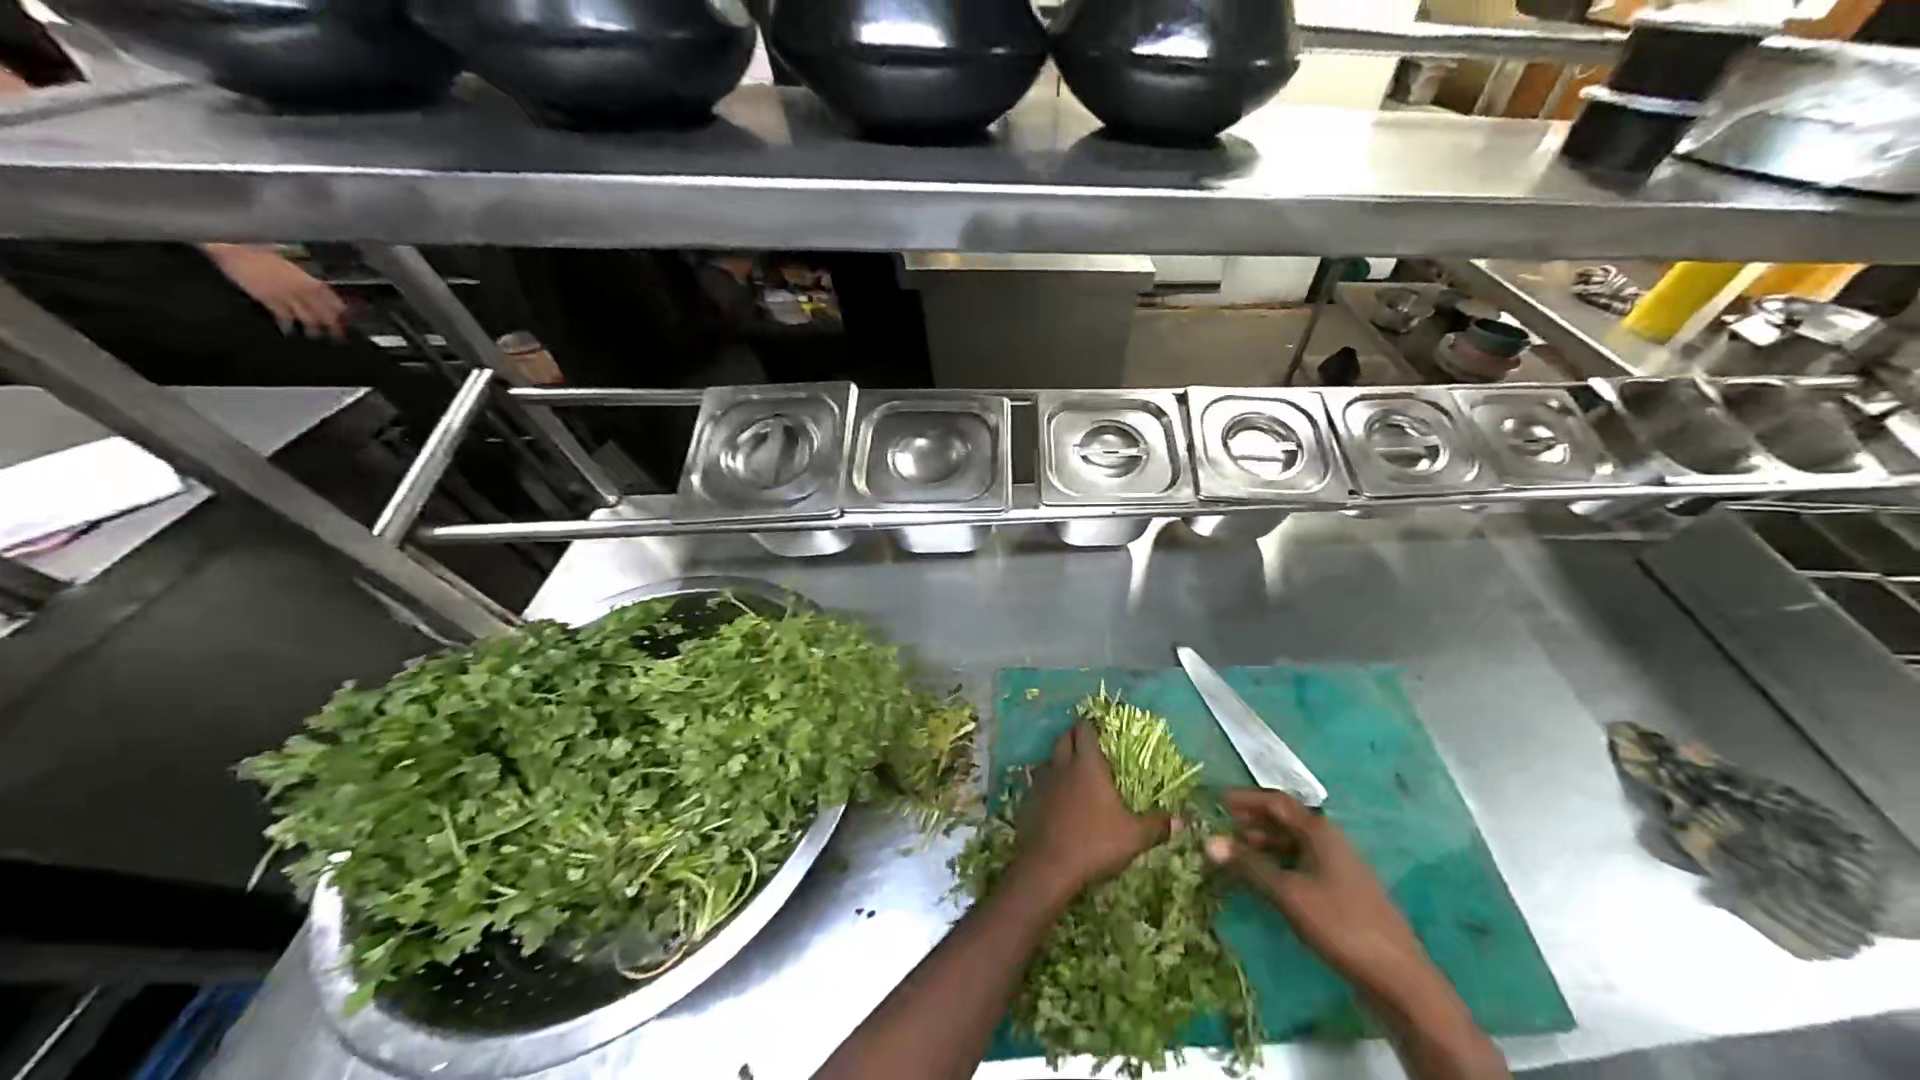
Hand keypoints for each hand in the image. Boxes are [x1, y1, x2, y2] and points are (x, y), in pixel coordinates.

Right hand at [204, 244, 349, 339]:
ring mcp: (289, 296)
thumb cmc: (260, 255)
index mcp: (312, 281)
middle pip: (327, 315)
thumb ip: (305, 280)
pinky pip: (285, 319)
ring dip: (313, 331)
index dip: (342, 316)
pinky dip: (288, 327)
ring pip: (310, 320)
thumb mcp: (292, 267)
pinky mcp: (271, 300)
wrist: (234, 249)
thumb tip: (318, 290)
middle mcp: (305, 290)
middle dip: (334, 328)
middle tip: (337, 338)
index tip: (346, 324)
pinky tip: (288, 332)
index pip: (336, 303)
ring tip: (314, 337)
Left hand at [1011, 720, 1171, 902]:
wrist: (1048, 867)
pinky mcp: (1027, 802)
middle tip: (1086, 744)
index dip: (1090, 725)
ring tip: (1071, 773)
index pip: (1084, 730)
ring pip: (1048, 761)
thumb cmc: (1095, 843)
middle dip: (1073, 737)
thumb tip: (1180, 820)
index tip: (1097, 727)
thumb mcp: (1134, 837)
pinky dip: (1047, 787)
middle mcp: (1061, 766)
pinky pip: (1037, 785)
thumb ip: (1157, 825)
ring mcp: (1040, 783)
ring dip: (1058, 761)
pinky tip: (1054, 801)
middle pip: (1063, 739)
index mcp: (1087, 765)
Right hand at [1205, 789, 1436, 997]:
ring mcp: (1336, 868)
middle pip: (1284, 822)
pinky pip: (1299, 867)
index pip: (1276, 802)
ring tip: (1231, 856)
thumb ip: (1249, 865)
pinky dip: (1275, 867)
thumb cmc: (1340, 925)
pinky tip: (1259, 881)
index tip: (1215, 800)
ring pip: (1291, 846)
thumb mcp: (1288, 893)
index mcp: (1320, 832)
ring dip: (1260, 847)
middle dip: (1250, 823)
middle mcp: (1329, 842)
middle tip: (1217, 830)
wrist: (1398, 979)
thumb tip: (1208, 841)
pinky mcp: (1339, 893)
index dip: (1245, 799)